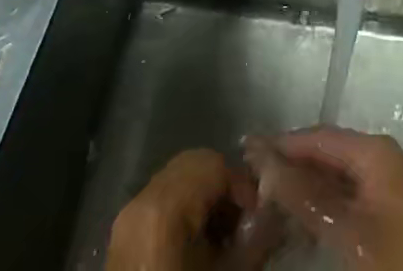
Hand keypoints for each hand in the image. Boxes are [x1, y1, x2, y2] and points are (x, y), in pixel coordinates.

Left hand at [106, 149, 275, 270]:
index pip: (216, 166)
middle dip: (226, 184)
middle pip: (197, 162)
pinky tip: (199, 239)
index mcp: (166, 210)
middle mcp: (143, 200)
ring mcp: (129, 213)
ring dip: (208, 192)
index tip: (257, 215)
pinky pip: (164, 193)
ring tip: (222, 230)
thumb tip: (278, 213)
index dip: (243, 185)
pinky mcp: (124, 228)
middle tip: (242, 218)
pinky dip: (187, 203)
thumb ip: (258, 240)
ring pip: (181, 174)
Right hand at [243, 128, 402, 270]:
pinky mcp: (380, 212)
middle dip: (289, 163)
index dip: (284, 143)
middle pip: (326, 153)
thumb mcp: (345, 226)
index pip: (320, 138)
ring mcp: (381, 185)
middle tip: (249, 174)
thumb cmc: (393, 255)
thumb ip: (304, 195)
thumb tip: (265, 164)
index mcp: (374, 151)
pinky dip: (315, 203)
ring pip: (332, 176)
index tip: (246, 149)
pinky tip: (292, 217)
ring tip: (262, 196)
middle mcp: (379, 159)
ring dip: (300, 185)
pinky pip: (341, 196)